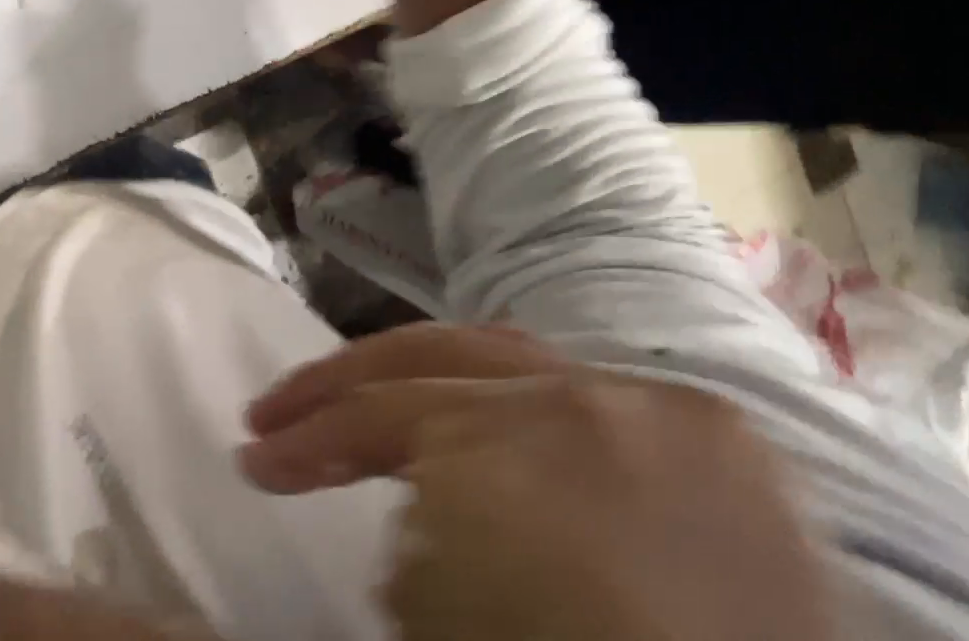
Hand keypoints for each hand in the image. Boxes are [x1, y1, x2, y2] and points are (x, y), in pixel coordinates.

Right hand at [237, 324, 835, 640]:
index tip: (253, 463)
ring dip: (415, 374)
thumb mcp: (452, 615)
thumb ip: (410, 547)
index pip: (376, 420)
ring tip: (363, 397)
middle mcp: (583, 399)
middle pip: (424, 358)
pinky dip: (509, 388)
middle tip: (274, 412)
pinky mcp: (715, 430)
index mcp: (515, 449)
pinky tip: (481, 405)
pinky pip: (579, 382)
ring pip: (499, 353)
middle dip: (335, 385)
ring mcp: (658, 405)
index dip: (303, 441)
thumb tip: (410, 507)